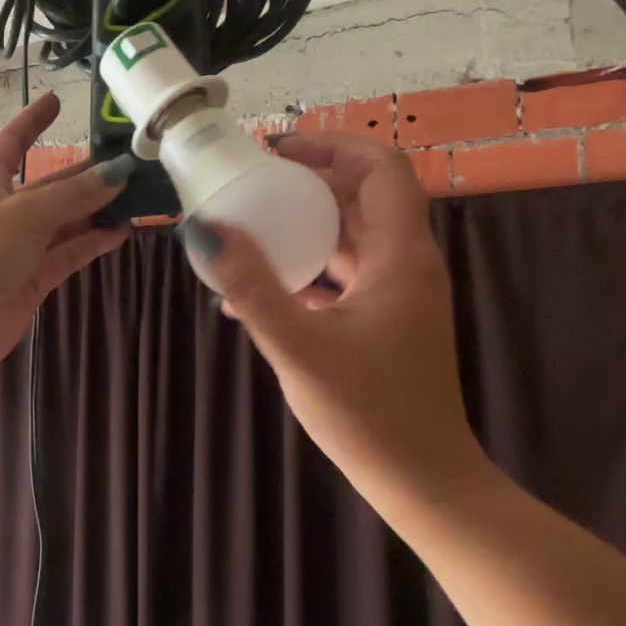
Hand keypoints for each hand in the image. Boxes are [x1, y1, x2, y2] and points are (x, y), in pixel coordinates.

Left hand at [0, 94, 130, 374]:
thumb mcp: (26, 214)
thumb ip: (74, 195)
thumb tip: (119, 171)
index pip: (11, 144)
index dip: (32, 122)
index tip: (56, 102)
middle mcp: (3, 212)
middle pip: (49, 185)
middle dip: (85, 174)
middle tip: (130, 160)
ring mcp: (19, 248)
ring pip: (64, 221)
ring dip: (97, 209)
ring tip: (137, 195)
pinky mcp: (33, 279)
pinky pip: (68, 252)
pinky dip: (93, 241)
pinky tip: (122, 230)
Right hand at [200, 132, 486, 498]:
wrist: (421, 477)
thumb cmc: (367, 412)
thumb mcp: (298, 347)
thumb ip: (251, 287)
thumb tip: (204, 229)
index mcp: (400, 257)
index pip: (380, 169)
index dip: (332, 148)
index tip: (276, 152)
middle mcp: (406, 266)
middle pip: (363, 200)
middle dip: (307, 186)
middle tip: (249, 187)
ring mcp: (397, 297)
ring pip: (351, 241)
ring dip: (302, 230)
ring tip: (246, 232)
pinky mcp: (384, 324)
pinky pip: (343, 278)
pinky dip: (305, 272)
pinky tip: (259, 293)